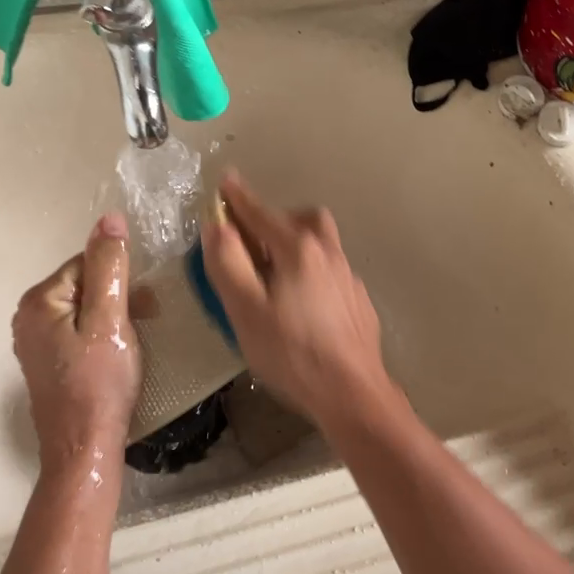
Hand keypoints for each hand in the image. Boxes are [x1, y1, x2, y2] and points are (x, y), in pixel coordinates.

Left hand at [11, 212, 141, 472]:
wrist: (85, 448)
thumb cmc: (99, 383)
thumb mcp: (110, 319)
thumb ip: (109, 268)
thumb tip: (109, 218)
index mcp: (38, 301)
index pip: (88, 262)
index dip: (120, 279)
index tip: (141, 307)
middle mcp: (28, 317)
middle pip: (86, 283)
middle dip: (118, 297)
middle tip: (143, 322)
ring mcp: (36, 342)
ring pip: (86, 308)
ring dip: (115, 317)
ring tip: (133, 342)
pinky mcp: (48, 362)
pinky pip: (80, 330)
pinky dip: (103, 335)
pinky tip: (117, 355)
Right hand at [202, 173, 396, 430]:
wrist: (352, 392)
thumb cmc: (292, 352)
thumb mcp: (246, 311)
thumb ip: (228, 264)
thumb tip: (216, 225)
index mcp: (299, 248)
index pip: (262, 213)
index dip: (239, 198)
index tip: (225, 181)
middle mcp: (328, 252)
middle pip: (301, 219)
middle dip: (274, 220)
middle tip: (250, 241)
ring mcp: (347, 275)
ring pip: (320, 242)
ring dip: (295, 243)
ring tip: (272, 272)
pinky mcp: (356, 298)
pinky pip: (329, 269)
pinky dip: (310, 270)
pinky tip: (299, 302)